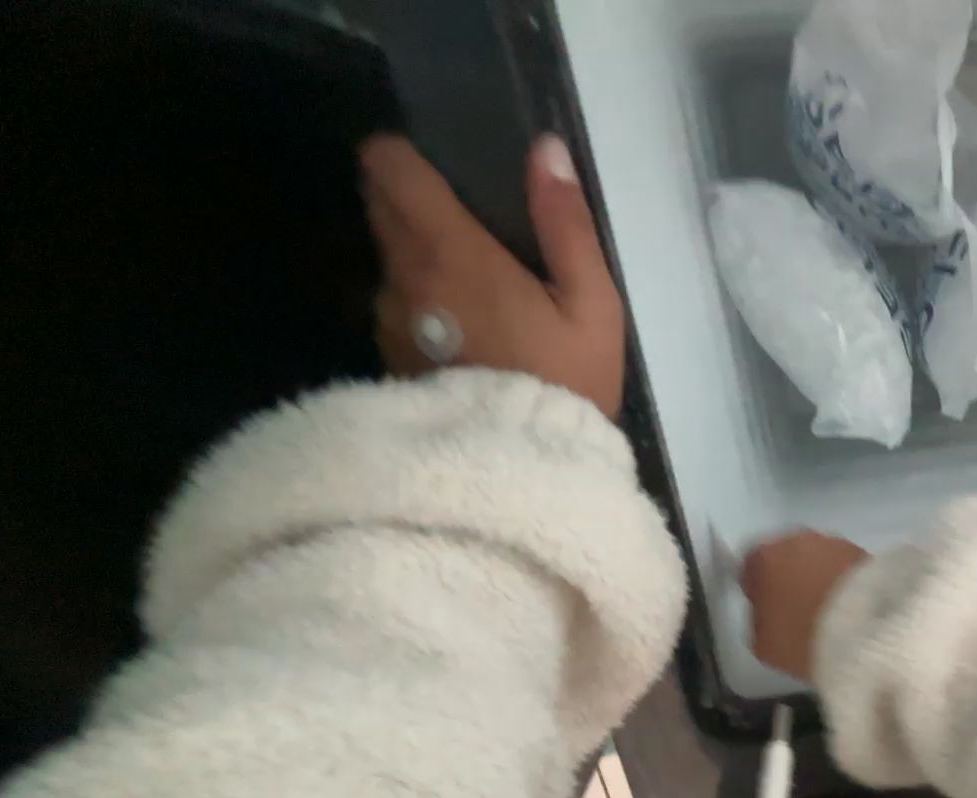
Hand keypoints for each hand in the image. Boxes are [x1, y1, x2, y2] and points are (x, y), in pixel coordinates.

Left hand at [359, 133, 624, 415]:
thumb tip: (547, 149)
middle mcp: (403, 276)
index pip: (391, 167)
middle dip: (419, 207)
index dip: (413, 160)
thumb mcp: (593, 307)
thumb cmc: (567, 381)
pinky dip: (428, 308)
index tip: (452, 181)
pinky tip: (472, 340)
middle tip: (480, 241)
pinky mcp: (392, 358)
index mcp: (450, 252)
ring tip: (484, 300)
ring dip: (426, 264)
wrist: (522, 468)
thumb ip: (568, 227)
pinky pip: (401, 309)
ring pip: (394, 262)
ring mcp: (390, 321)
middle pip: (384, 207)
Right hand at [743, 531, 869, 681]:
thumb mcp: (763, 643)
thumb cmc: (802, 635)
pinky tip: (850, 605)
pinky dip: (844, 581)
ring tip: (830, 609)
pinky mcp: (864, 550)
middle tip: (800, 608)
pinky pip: (844, 567)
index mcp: (762, 557)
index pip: (751, 568)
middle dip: (792, 578)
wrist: (864, 626)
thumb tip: (768, 611)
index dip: (759, 590)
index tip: (770, 610)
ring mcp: (834, 541)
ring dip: (820, 577)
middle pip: (787, 558)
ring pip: (818, 559)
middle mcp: (795, 539)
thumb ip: (759, 620)